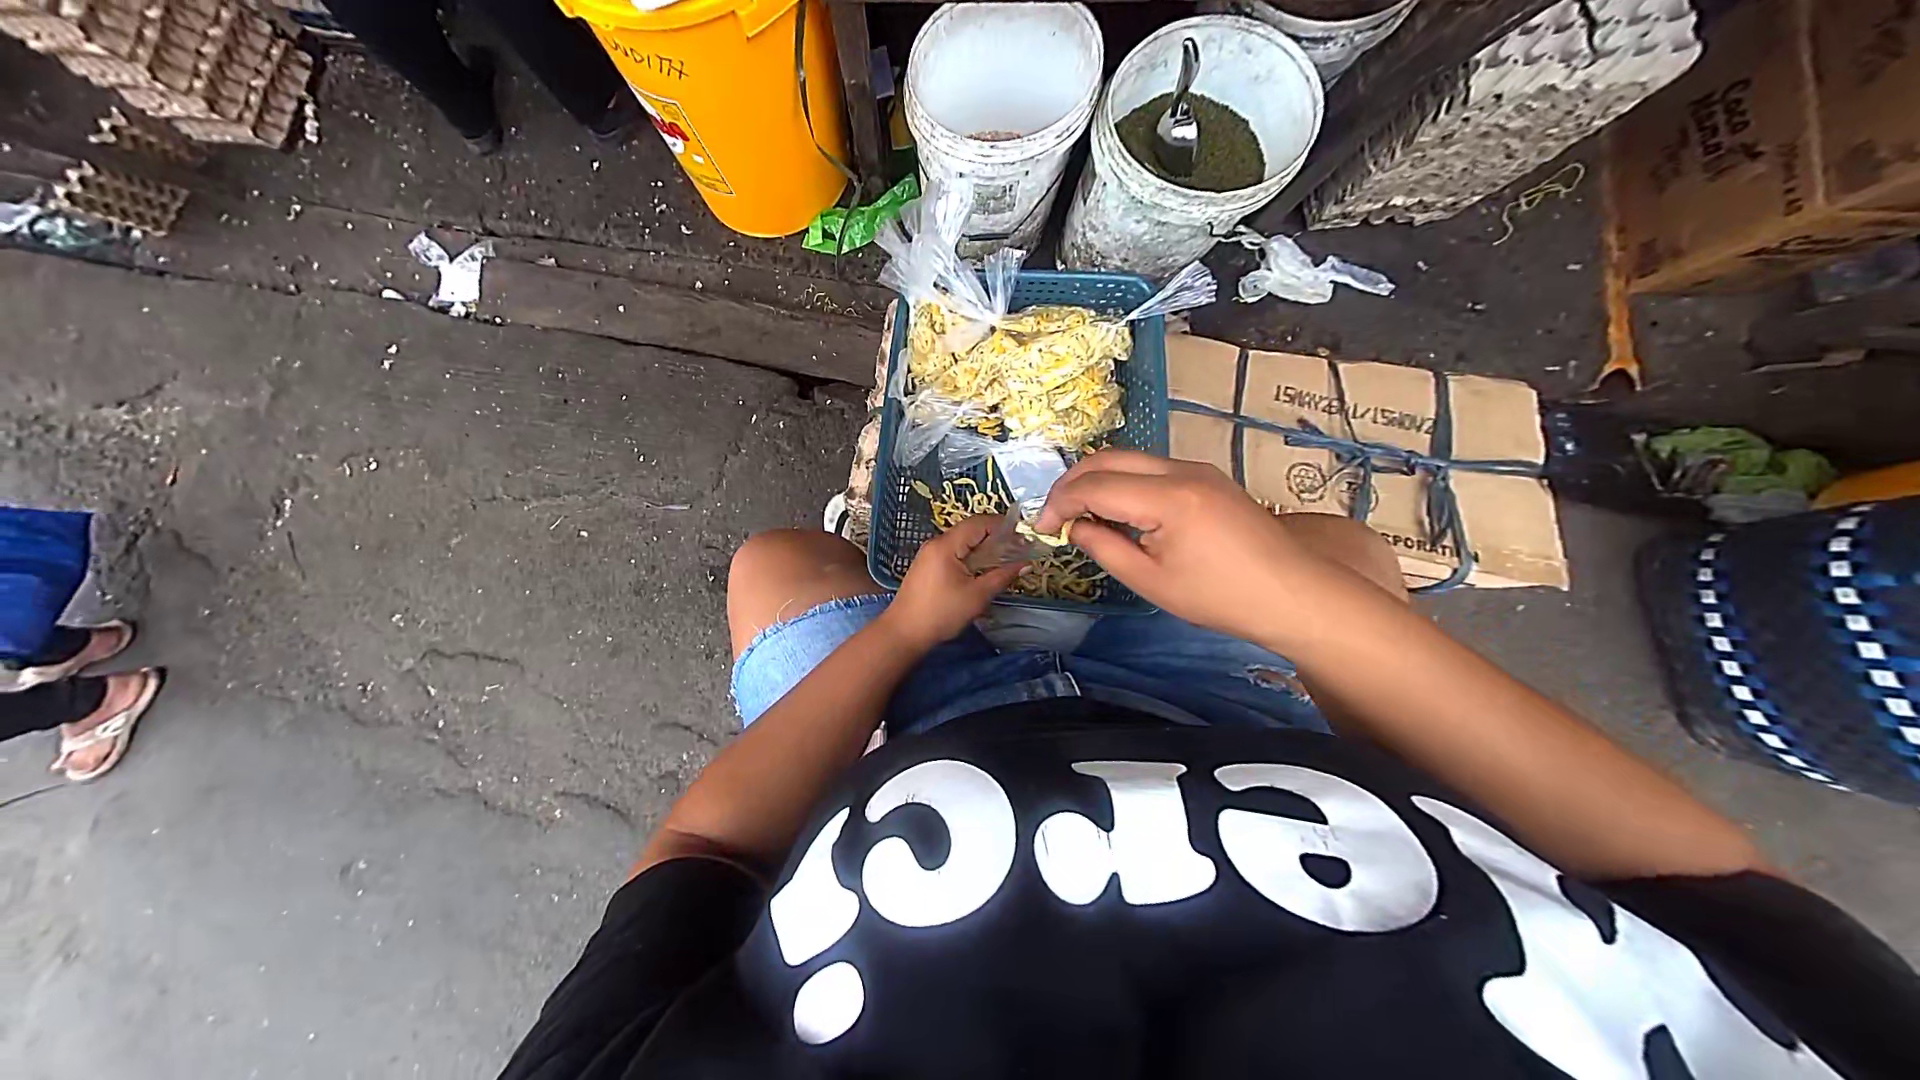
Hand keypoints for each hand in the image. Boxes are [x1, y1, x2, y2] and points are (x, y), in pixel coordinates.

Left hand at [881, 515, 1025, 650]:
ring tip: (1004, 561)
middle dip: (995, 538)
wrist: (903, 633)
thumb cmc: (941, 613)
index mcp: (946, 545)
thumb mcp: (977, 596)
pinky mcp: (927, 566)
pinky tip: (982, 571)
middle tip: (1017, 550)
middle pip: (970, 530)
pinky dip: (970, 557)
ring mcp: (929, 554)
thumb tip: (1025, 563)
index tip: (1023, 537)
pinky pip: (954, 553)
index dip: (1003, 526)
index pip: (979, 522)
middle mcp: (936, 543)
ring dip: (983, 549)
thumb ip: (1002, 576)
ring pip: (962, 543)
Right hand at [1033, 451, 1354, 644]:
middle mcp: (1181, 470)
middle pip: (1108, 458)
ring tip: (1080, 514)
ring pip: (1130, 459)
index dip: (1060, 504)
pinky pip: (1151, 469)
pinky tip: (1118, 511)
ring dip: (1098, 480)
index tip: (1041, 528)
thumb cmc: (1221, 597)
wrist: (1294, 594)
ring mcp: (1198, 469)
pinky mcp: (1207, 478)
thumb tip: (1075, 527)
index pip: (1094, 486)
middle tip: (1053, 514)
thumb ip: (1105, 548)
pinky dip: (1123, 482)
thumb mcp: (1152, 581)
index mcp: (1167, 497)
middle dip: (1072, 482)